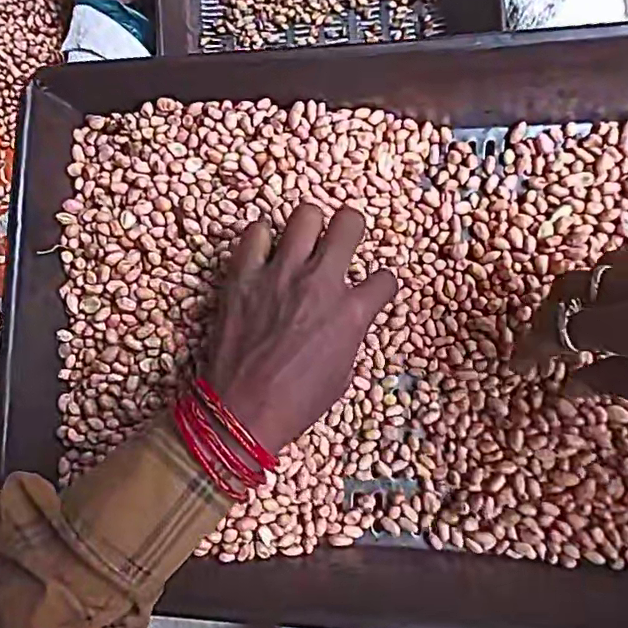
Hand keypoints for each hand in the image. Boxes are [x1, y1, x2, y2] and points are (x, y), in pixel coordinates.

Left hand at [203, 203, 399, 452]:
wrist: (242, 413)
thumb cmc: (295, 404)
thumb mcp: (341, 375)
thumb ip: (348, 336)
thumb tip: (346, 322)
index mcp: (352, 313)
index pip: (385, 278)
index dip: (381, 284)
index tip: (372, 289)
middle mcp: (321, 283)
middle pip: (349, 222)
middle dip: (350, 229)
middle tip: (340, 241)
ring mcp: (280, 275)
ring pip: (305, 215)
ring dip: (308, 227)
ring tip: (301, 243)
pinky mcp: (244, 276)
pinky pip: (255, 233)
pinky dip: (262, 239)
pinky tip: (263, 255)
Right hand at [511, 252, 627, 475]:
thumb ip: (627, 383)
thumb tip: (576, 379)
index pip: (572, 322)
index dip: (537, 344)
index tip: (520, 364)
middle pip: (586, 279)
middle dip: (557, 311)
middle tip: (551, 345)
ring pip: (623, 264)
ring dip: (596, 293)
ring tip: (595, 331)